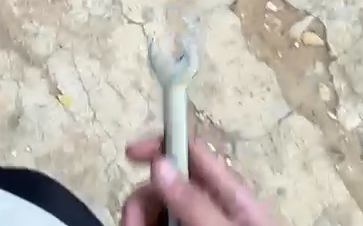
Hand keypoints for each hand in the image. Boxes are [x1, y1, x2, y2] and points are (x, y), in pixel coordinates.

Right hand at [119, 136, 272, 225]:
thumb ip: (194, 203)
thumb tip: (159, 163)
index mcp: (232, 198)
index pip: (193, 153)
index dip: (160, 146)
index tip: (130, 156)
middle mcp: (215, 211)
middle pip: (168, 187)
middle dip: (143, 201)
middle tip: (129, 224)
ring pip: (162, 214)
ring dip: (142, 221)